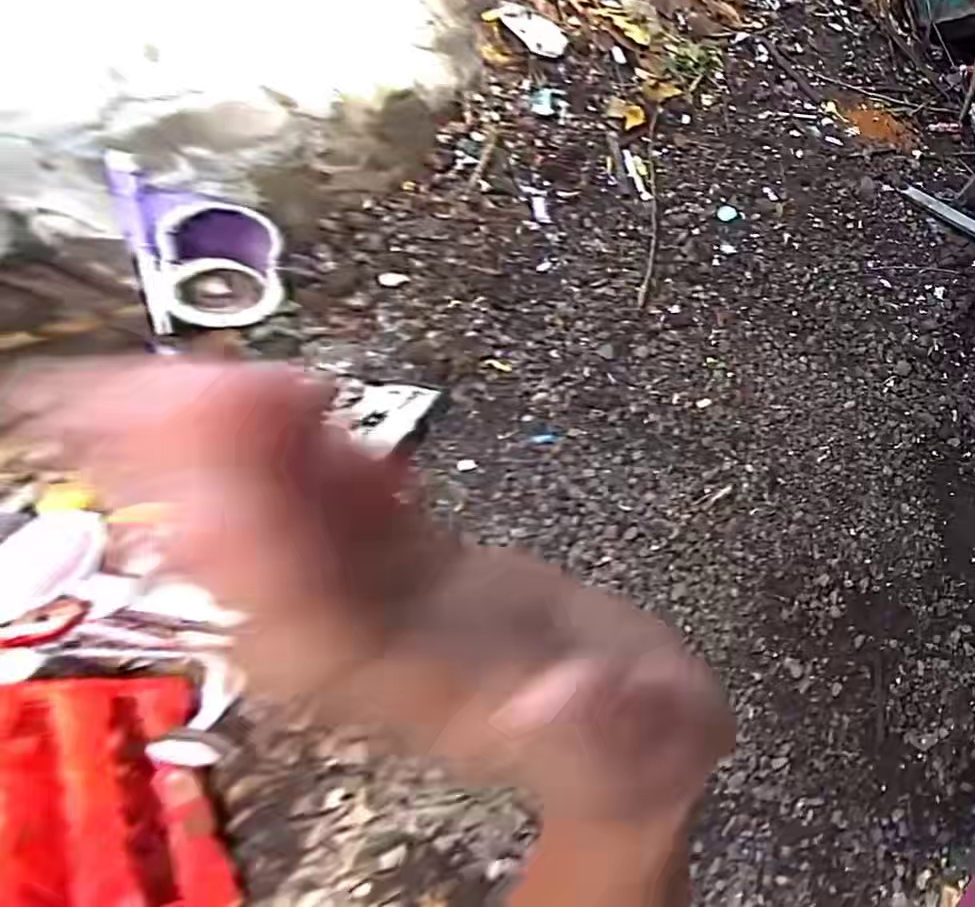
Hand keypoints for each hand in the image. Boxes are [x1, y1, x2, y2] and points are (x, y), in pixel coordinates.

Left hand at [4, 357, 733, 823]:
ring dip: (250, 462)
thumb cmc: (648, 749)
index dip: (269, 557)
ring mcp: (406, 606)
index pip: (325, 632)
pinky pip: (358, 520)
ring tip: (219, 377)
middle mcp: (396, 648)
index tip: (228, 473)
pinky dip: (323, 466)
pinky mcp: (431, 576)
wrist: (636, 740)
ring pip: (302, 538)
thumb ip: (608, 728)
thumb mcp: (649, 744)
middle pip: (278, 578)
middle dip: (218, 489)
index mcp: (445, 689)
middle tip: (173, 387)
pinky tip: (308, 414)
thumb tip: (562, 695)